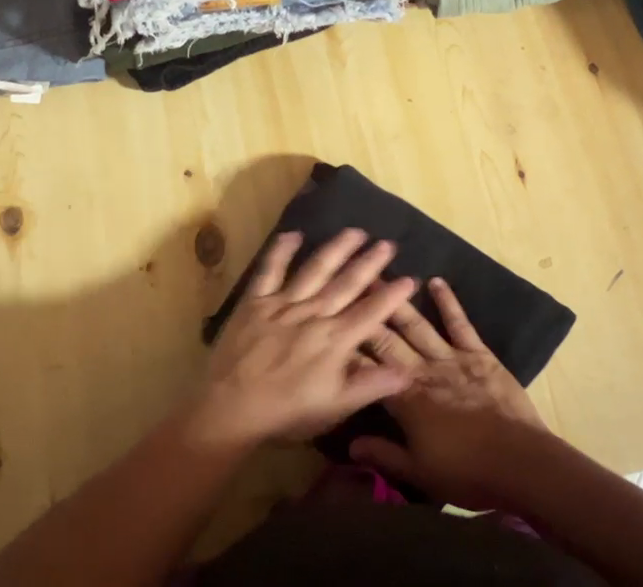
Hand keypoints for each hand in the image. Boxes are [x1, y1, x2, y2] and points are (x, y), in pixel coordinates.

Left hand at [189, 229, 417, 447]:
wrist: (231, 407)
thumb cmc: (286, 412)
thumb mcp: (335, 407)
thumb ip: (371, 386)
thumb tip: (408, 371)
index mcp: (335, 340)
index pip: (371, 312)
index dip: (392, 295)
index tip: (411, 278)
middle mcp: (313, 314)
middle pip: (347, 283)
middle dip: (370, 263)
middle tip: (388, 243)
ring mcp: (283, 304)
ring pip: (315, 269)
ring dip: (337, 249)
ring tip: (355, 232)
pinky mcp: (255, 301)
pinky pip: (270, 270)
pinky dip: (282, 251)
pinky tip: (294, 234)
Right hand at [349, 277, 548, 510]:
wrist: (521, 463)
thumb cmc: (467, 472)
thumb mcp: (418, 472)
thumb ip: (383, 454)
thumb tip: (350, 443)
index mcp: (404, 398)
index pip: (367, 368)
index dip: (346, 348)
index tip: (327, 327)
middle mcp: (421, 371)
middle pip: (387, 339)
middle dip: (365, 314)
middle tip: (346, 289)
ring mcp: (451, 358)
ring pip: (417, 324)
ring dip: (397, 301)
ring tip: (379, 276)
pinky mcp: (479, 355)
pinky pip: (460, 324)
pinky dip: (448, 302)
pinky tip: (436, 281)